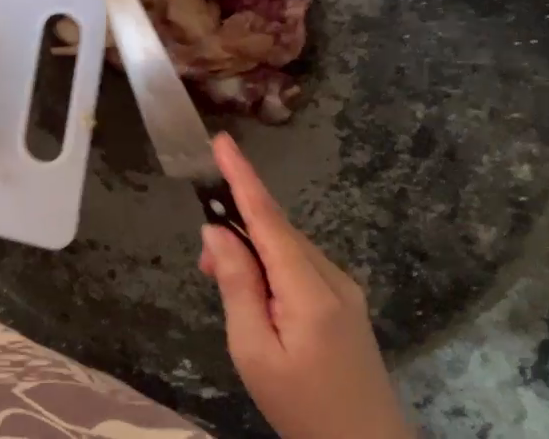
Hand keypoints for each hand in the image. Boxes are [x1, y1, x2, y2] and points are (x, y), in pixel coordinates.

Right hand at [199, 134, 412, 438]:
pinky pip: (299, 266)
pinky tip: (255, 296)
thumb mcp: (253, 350)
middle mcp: (333, 279)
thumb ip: (236, 285)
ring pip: (286, 248)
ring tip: (224, 286)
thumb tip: (216, 231)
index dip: (242, 177)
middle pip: (276, 231)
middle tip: (203, 266)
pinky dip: (269, 266)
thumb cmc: (301, 406)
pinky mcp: (346, 306)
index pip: (268, 219)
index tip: (221, 141)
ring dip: (250, 252)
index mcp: (309, 290)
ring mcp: (345, 292)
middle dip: (235, 230)